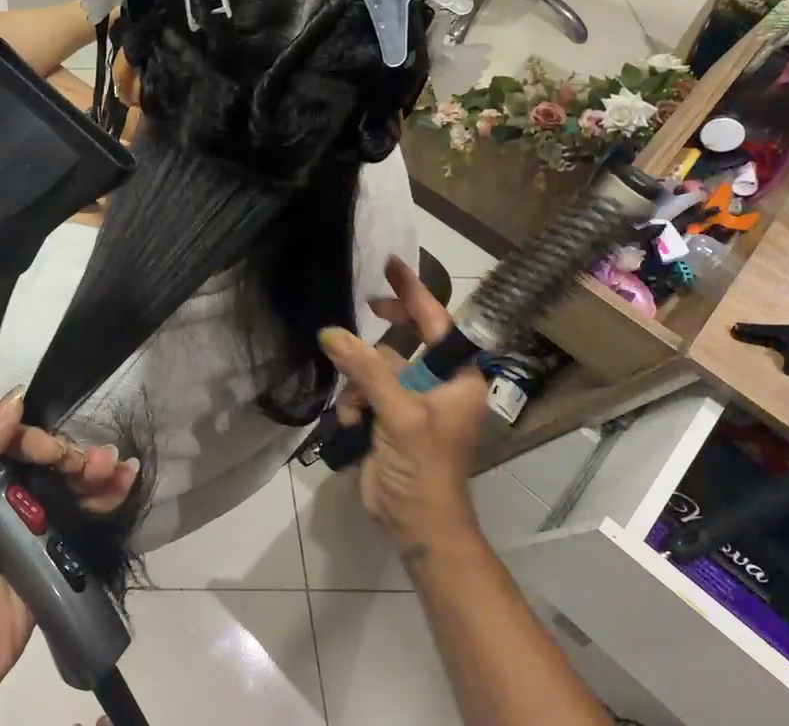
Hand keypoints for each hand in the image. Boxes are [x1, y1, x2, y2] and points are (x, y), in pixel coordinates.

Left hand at [0, 388, 138, 720]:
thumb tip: (17, 398)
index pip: (10, 438)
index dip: (36, 438)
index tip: (54, 453)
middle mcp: (2, 493)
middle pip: (46, 458)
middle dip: (72, 453)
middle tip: (93, 462)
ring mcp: (31, 525)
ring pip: (70, 484)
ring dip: (96, 471)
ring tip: (117, 468)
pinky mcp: (55, 556)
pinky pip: (84, 519)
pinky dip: (107, 498)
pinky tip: (126, 481)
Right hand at [318, 256, 489, 546]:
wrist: (417, 524)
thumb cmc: (424, 468)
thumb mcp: (399, 415)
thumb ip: (367, 371)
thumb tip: (330, 333)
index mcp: (458, 380)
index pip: (438, 324)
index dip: (415, 294)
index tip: (392, 265)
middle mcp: (437, 386)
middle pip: (403, 344)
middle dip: (376, 344)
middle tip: (362, 310)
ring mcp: (411, 404)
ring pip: (374, 370)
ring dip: (358, 386)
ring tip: (356, 413)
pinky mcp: (388, 422)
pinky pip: (362, 394)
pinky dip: (353, 405)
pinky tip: (352, 426)